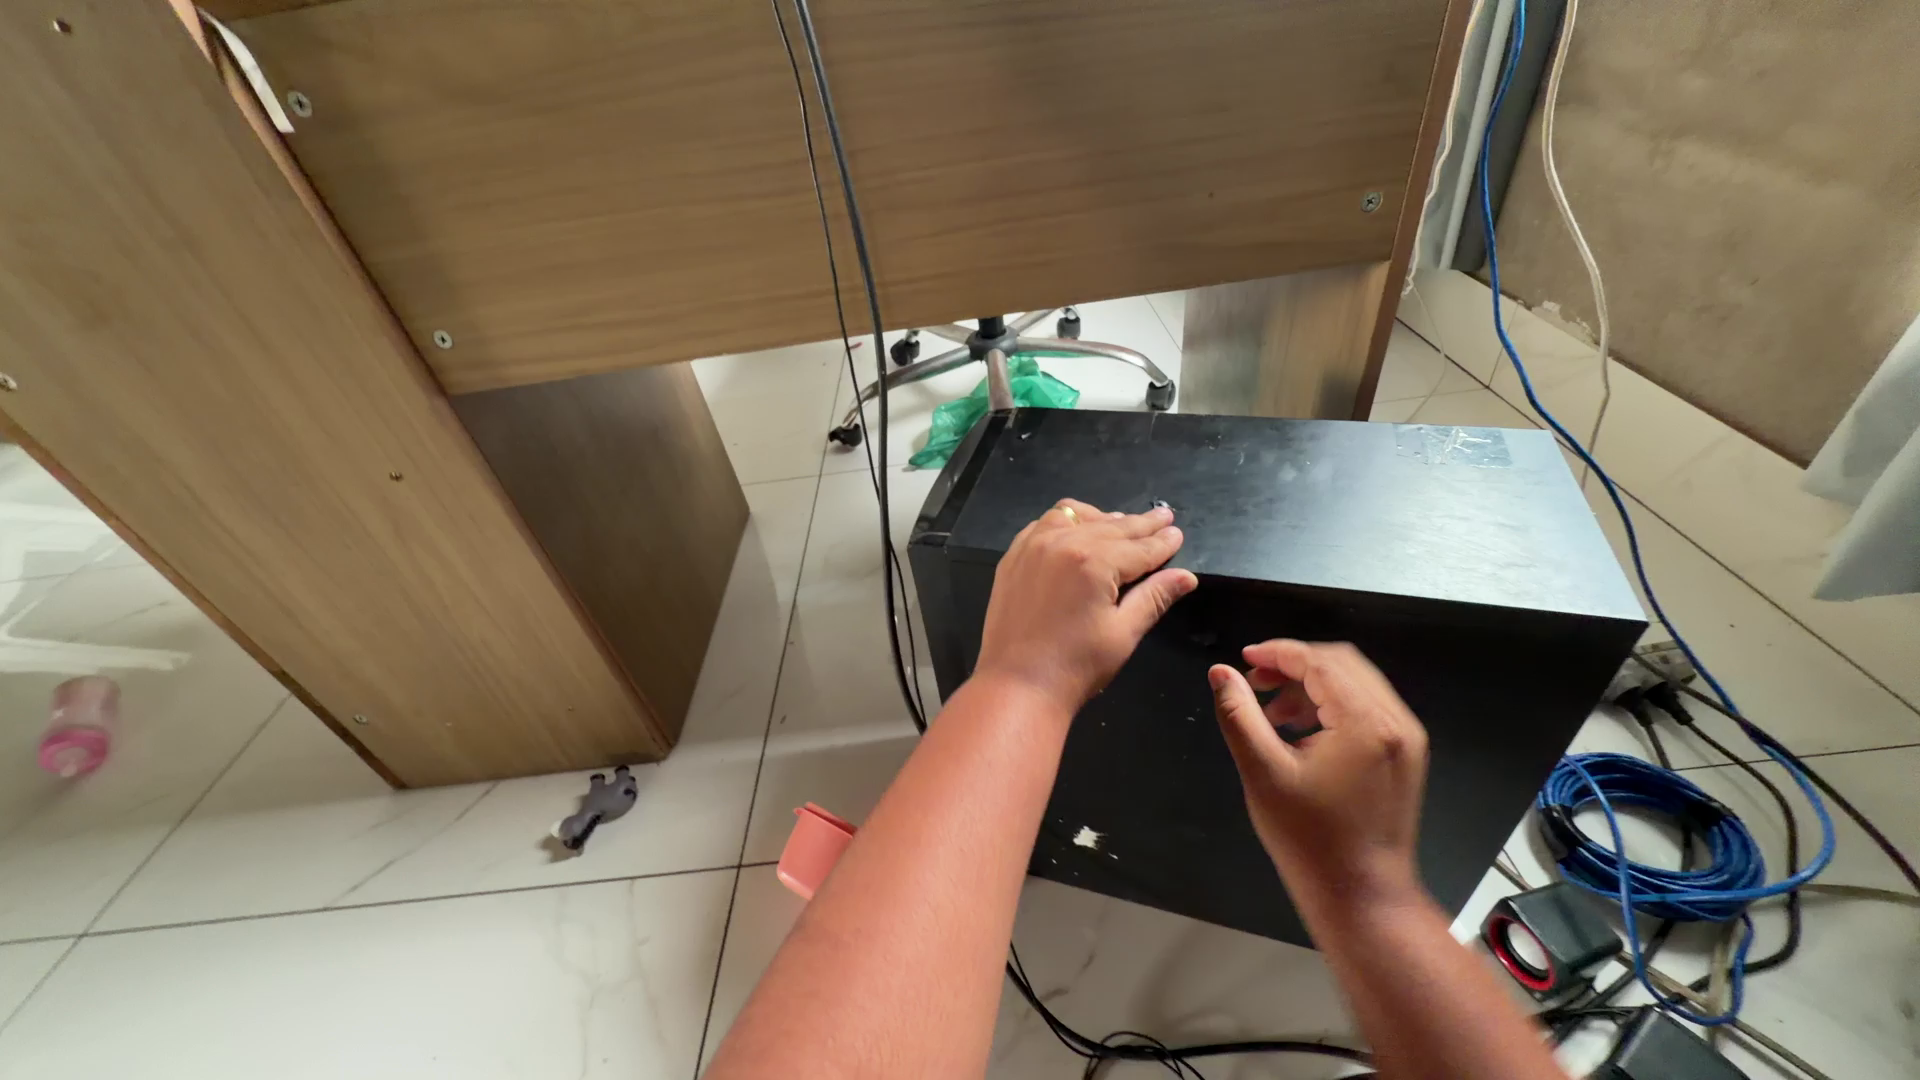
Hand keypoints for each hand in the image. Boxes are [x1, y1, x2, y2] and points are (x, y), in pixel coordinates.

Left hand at [973, 499, 1196, 715]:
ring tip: (1123, 524)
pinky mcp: (1013, 557)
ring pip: (1075, 516)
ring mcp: (1032, 546)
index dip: (1163, 542)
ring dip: (1102, 518)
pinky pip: (1043, 524)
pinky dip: (1067, 522)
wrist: (1016, 685)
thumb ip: (1154, 597)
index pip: (1139, 548)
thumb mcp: (1123, 633)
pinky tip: (1078, 530)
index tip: (1178, 532)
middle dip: (1140, 525)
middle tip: (1163, 517)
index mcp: (1094, 562)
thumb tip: (1186, 576)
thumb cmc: (1075, 667)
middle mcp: (1062, 543)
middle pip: (1111, 527)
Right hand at [1209, 640, 1428, 905]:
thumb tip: (1220, 672)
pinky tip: (1297, 731)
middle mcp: (1395, 721)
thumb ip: (1238, 714)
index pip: (1320, 663)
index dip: (1278, 653)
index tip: (1243, 660)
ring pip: (1354, 684)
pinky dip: (1329, 706)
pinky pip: (1365, 708)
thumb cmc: (1309, 838)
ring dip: (1309, 686)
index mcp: (1366, 722)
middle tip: (1253, 682)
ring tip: (1271, 712)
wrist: (1362, 896)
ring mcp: (1405, 739)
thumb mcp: (1263, 772)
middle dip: (1293, 665)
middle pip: (1342, 664)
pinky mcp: (1404, 755)